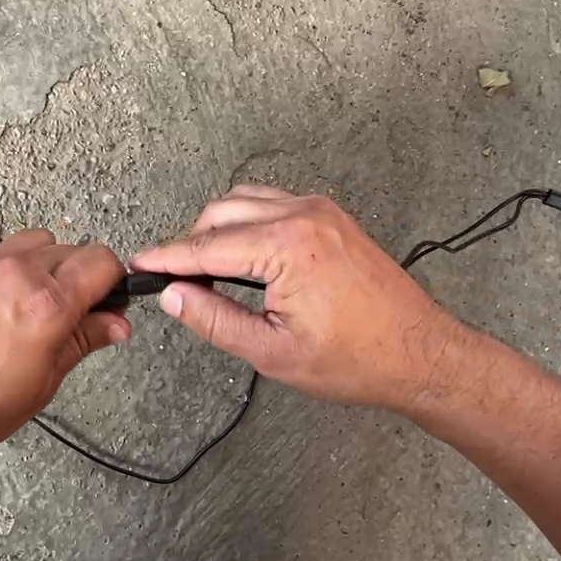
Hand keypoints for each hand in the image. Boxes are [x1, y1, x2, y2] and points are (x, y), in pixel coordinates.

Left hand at [0, 231, 129, 475]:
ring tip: (36, 305)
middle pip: (75, 249)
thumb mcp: (39, 385)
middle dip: (83, 278)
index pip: (102, 261)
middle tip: (73, 316)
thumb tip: (117, 324)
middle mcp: (19, 271)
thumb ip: (82, 343)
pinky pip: (4, 250)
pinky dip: (16, 266)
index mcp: (47, 304)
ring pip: (40, 242)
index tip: (108, 305)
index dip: (114, 282)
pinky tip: (3, 302)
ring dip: (49, 265)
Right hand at [129, 186, 469, 411]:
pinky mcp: (329, 214)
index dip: (167, 258)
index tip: (140, 264)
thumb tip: (174, 297)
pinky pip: (270, 201)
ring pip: (242, 201)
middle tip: (176, 280)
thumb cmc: (358, 359)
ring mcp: (319, 210)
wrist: (421, 353)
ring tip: (209, 270)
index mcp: (288, 248)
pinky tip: (244, 252)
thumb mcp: (273, 352)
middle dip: (190, 245)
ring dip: (217, 229)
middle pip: (218, 214)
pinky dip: (245, 220)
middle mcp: (302, 216)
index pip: (207, 247)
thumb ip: (215, 320)